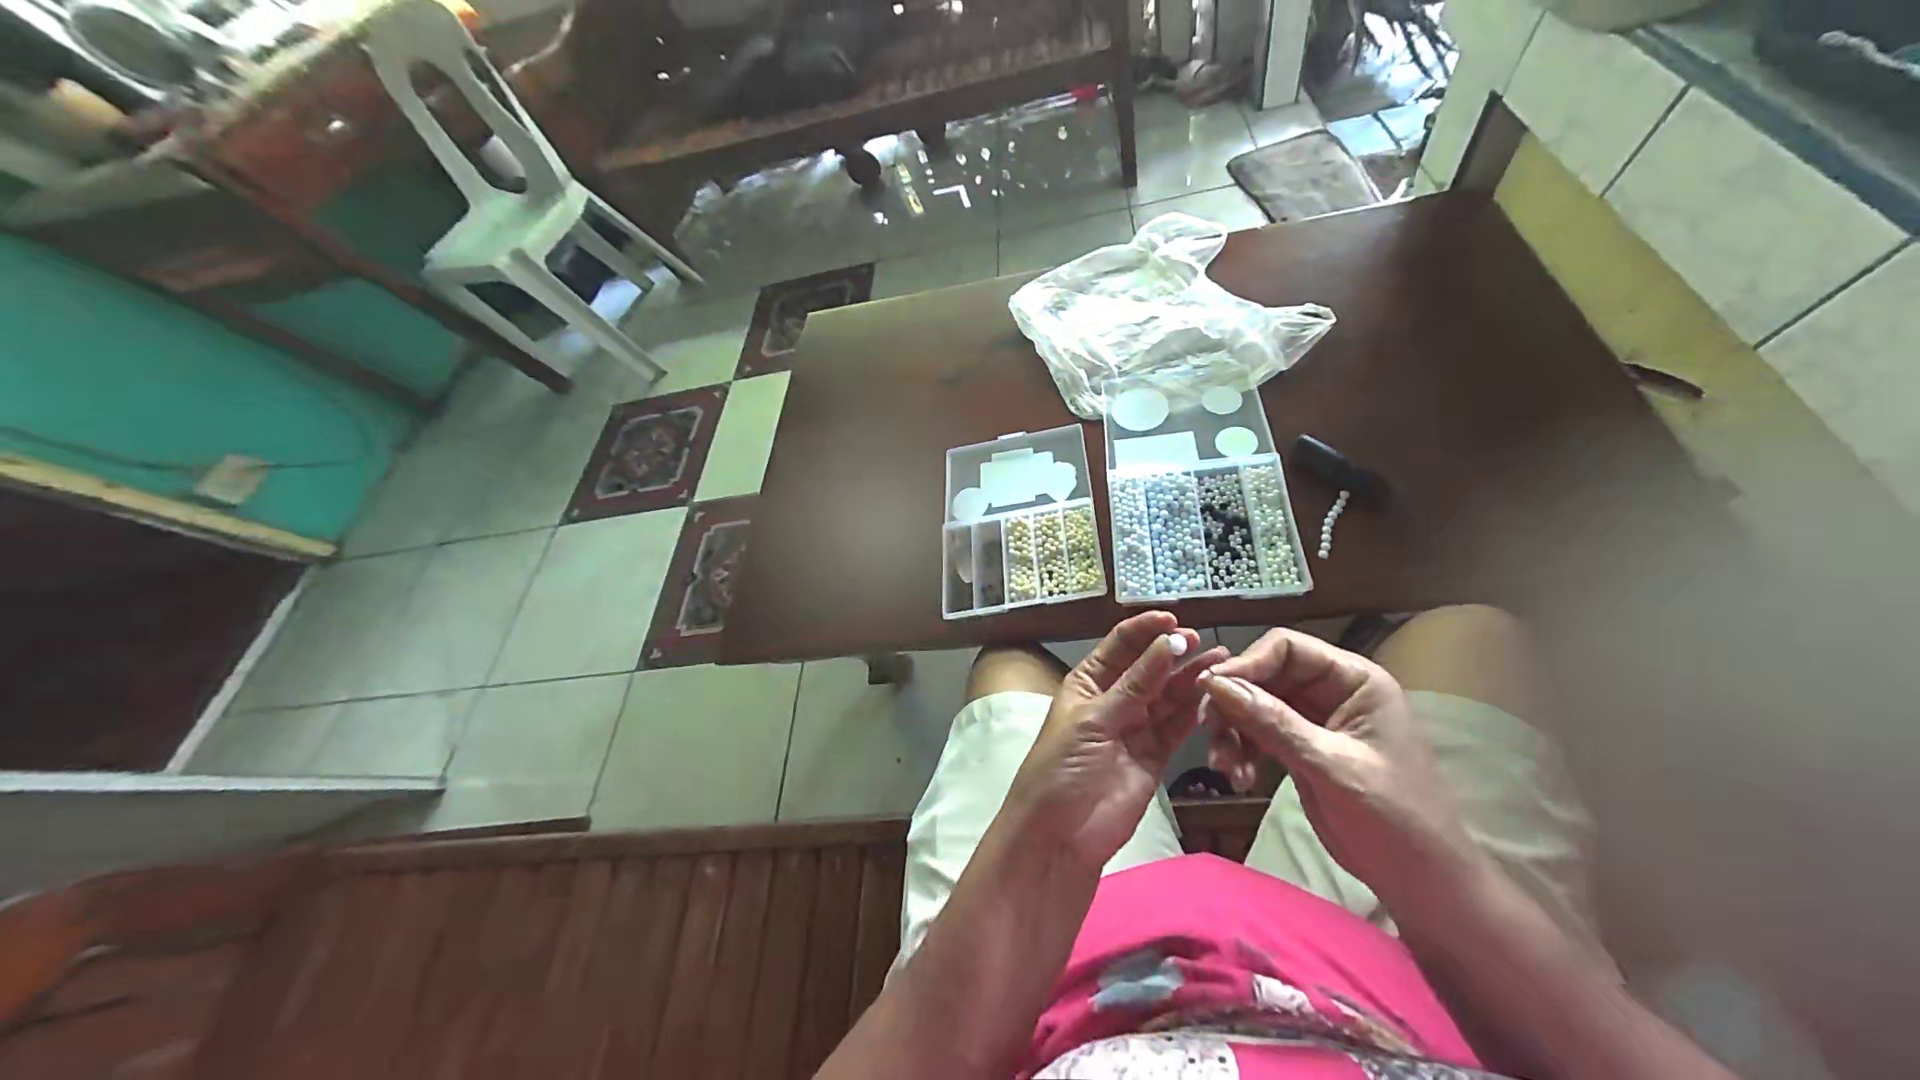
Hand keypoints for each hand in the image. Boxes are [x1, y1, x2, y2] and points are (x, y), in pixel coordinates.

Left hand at [1007, 611, 1227, 871]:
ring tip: (1223, 662)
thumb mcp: (1095, 719)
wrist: (1060, 834)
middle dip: (1174, 653)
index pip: (1119, 646)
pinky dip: (1196, 710)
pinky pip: (1178, 726)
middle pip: (1149, 668)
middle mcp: (1113, 699)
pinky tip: (1216, 693)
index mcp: (1087, 682)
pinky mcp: (1155, 755)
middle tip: (1205, 642)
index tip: (1173, 618)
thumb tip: (1169, 643)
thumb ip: (1136, 684)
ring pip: (1168, 696)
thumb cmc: (1062, 767)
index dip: (1145, 630)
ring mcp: (1135, 727)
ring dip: (1192, 679)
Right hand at [1199, 629, 1483, 898]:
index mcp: (1354, 680)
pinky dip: (1241, 751)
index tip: (1210, 690)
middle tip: (1209, 734)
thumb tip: (1215, 685)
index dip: (1246, 664)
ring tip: (1224, 768)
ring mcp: (1314, 719)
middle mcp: (1332, 691)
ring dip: (1232, 733)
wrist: (1421, 881)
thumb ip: (1272, 723)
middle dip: (1233, 704)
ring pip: (1253, 705)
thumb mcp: (1330, 766)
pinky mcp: (1300, 747)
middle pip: (1263, 676)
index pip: (1287, 648)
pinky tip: (1238, 778)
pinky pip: (1257, 734)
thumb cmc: (1393, 817)